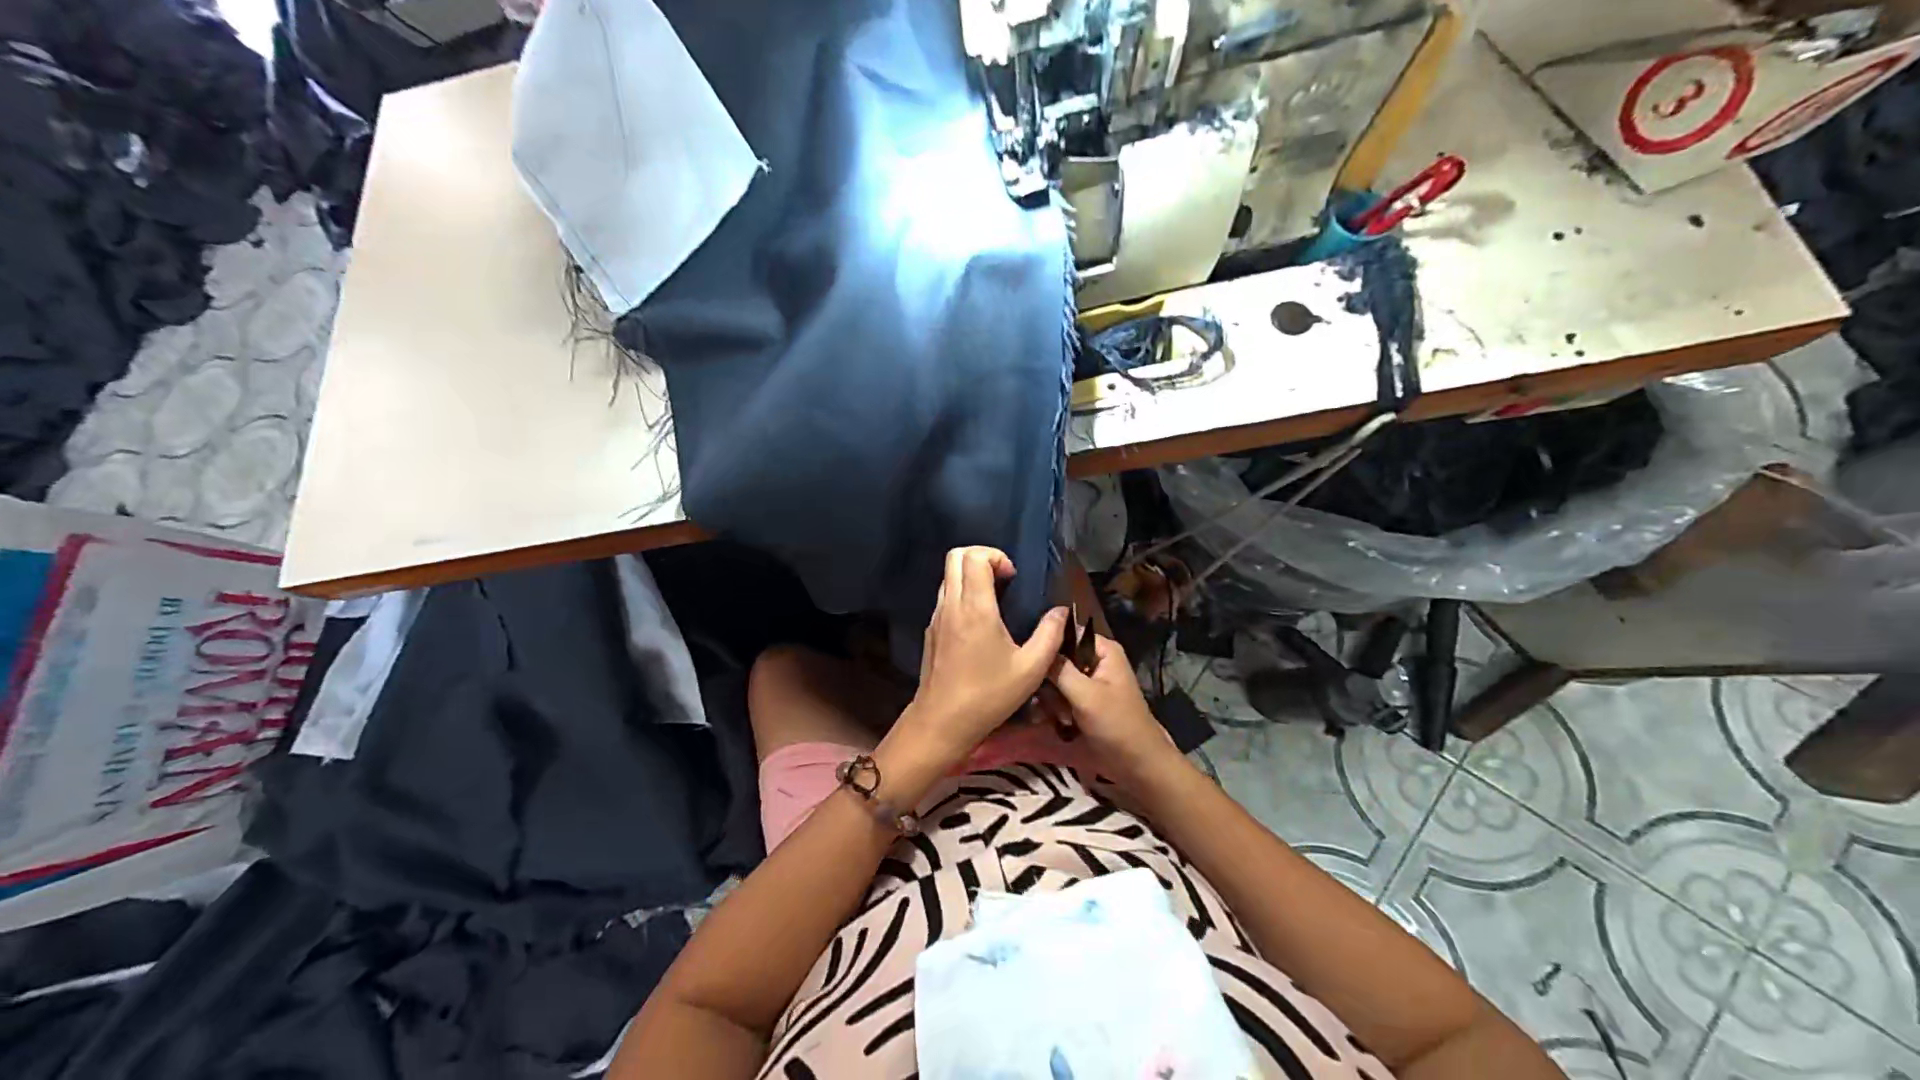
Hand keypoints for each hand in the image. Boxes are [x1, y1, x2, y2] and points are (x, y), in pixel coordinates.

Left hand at [883, 547, 1067, 782]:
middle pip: (955, 557)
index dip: (996, 556)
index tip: (1013, 578)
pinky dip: (962, 595)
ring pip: (948, 576)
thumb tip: (1061, 611)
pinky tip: (981, 623)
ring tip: (995, 600)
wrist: (941, 722)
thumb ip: (1050, 635)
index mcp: (974, 608)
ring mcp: (936, 617)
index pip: (974, 556)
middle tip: (1005, 581)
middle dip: (983, 558)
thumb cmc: (988, 696)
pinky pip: (945, 597)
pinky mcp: (931, 631)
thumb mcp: (1031, 669)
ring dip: (971, 576)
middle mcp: (951, 605)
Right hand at [1047, 634, 1183, 789]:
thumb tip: (1035, 645)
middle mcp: (1095, 661)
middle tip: (1051, 701)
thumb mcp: (1085, 694)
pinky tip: (1055, 723)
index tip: (1031, 661)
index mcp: (1103, 650)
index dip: (1047, 645)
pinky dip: (1055, 709)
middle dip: (1050, 680)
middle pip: (1058, 658)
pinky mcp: (1082, 702)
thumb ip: (1059, 669)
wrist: (1137, 764)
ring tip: (1060, 718)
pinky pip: (1059, 697)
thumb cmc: (1116, 724)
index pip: (1066, 633)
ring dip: (1052, 700)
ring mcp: (1088, 683)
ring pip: (1055, 680)